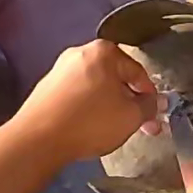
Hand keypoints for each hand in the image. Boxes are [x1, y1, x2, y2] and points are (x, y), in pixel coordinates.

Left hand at [10, 41, 160, 160]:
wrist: (35, 141)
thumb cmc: (91, 121)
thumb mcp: (131, 116)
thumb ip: (150, 106)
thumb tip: (157, 103)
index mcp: (104, 51)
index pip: (138, 72)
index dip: (150, 96)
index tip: (154, 116)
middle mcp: (80, 53)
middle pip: (116, 78)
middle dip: (129, 102)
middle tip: (138, 125)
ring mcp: (59, 71)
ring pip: (96, 87)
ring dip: (109, 105)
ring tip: (114, 129)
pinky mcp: (44, 90)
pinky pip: (76, 96)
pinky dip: (88, 109)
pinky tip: (90, 128)